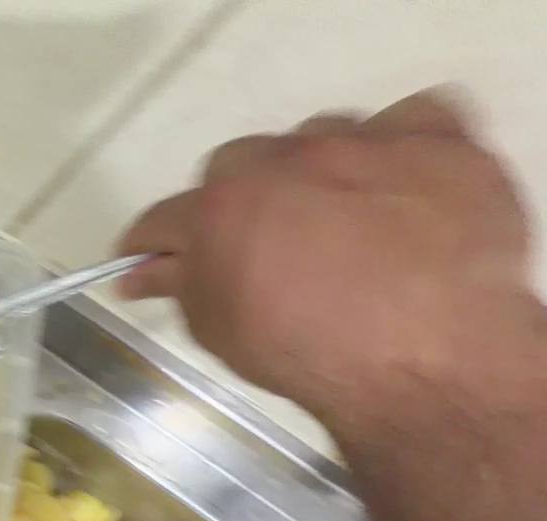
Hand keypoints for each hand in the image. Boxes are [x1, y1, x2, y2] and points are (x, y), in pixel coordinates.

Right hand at [116, 89, 542, 442]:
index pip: (159, 218)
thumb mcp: (213, 324)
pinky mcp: (441, 142)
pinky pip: (411, 115)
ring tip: (325, 214)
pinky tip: (390, 181)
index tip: (146, 265)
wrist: (418, 348)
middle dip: (230, 199)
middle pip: (235, 162)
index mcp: (216, 210)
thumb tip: (136, 275)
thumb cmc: (296, 345)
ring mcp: (363, 146)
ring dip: (306, 169)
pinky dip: (393, 144)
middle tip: (247, 242)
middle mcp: (282, 163)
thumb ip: (175, 285)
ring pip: (315, 135)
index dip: (147, 245)